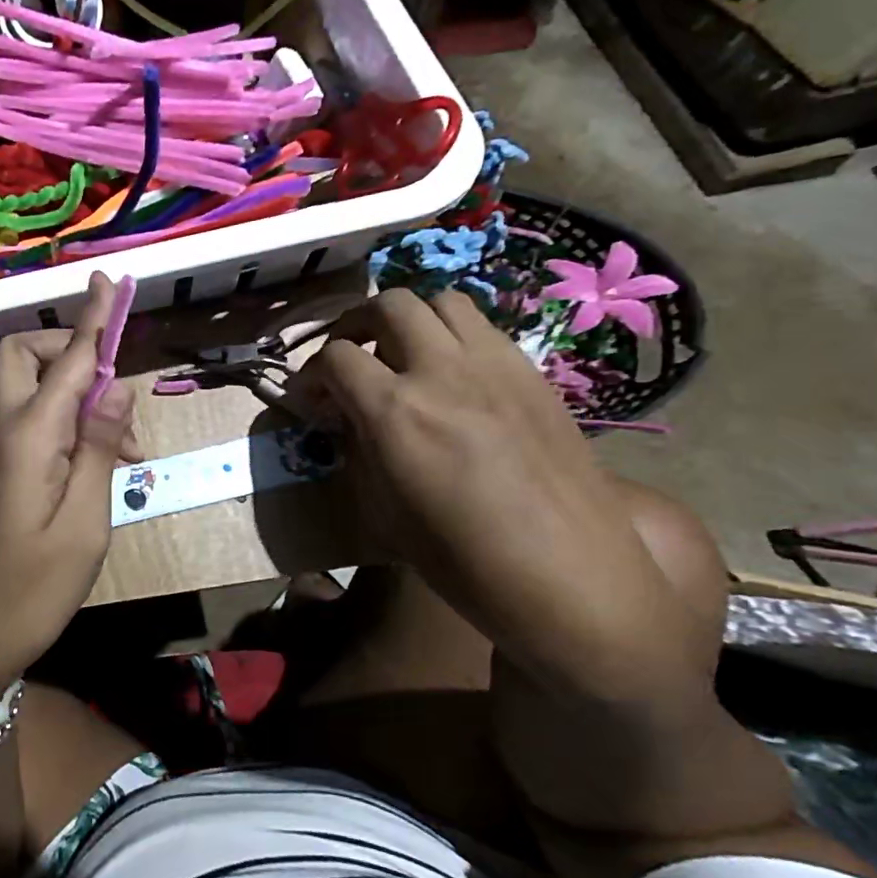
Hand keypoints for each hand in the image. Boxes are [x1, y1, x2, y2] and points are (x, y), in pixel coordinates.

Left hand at [0, 272, 138, 675]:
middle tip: (112, 386)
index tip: (106, 279)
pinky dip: (65, 424)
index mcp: (29, 437)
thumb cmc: (35, 587)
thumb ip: (99, 447)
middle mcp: (5, 432)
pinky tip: (96, 468)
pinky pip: (31, 424)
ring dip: (76, 396)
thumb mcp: (86, 522)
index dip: (91, 319)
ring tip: (124, 450)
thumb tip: (117, 385)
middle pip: (25, 357)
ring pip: (31, 391)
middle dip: (67, 349)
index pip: (68, 360)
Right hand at [291, 289, 705, 702]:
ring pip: (442, 300)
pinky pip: (484, 329)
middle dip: (355, 324)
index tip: (310, 398)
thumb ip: (359, 450)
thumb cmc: (462, 562)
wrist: (566, 577)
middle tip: (349, 356)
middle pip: (388, 304)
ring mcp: (495, 365)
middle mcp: (443, 371)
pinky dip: (453, 336)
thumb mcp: (383, 511)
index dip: (312, 374)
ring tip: (401, 352)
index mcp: (396, 411)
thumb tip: (349, 418)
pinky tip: (451, 375)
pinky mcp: (533, 373)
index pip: (337, 357)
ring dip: (410, 318)